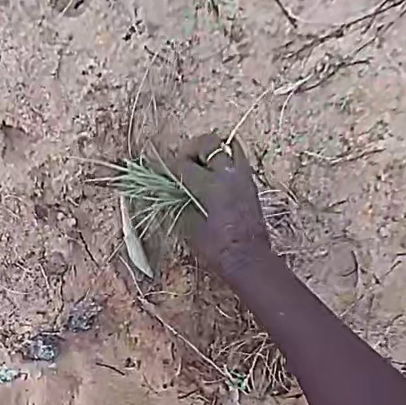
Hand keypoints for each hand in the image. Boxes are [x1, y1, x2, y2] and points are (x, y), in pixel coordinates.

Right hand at [167, 134, 275, 275]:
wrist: (248, 260)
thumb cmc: (217, 249)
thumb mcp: (190, 228)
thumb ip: (180, 203)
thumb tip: (171, 191)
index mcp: (211, 186)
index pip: (182, 166)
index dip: (165, 166)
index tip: (154, 167)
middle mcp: (228, 175)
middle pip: (208, 144)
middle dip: (191, 150)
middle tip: (181, 164)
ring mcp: (242, 177)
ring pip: (227, 146)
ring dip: (210, 152)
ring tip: (200, 166)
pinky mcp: (250, 184)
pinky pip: (237, 160)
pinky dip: (224, 161)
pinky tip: (214, 176)